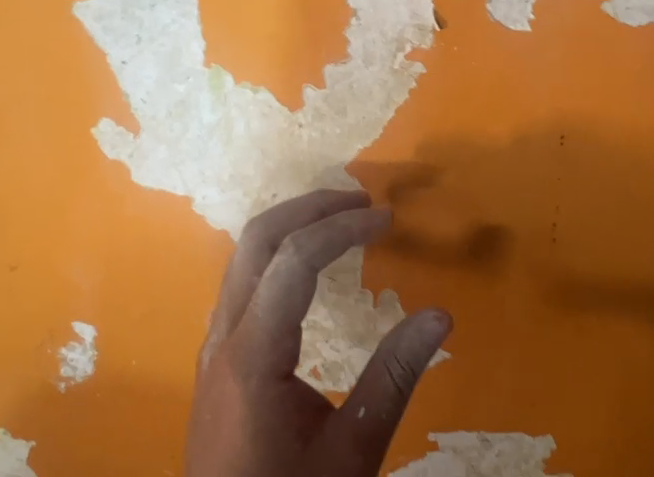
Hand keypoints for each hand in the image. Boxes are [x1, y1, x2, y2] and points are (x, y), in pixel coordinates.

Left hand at [185, 189, 452, 476]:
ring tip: (342, 221)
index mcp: (253, 354)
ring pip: (244, 257)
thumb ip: (393, 377)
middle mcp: (224, 337)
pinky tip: (310, 267)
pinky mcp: (217, 359)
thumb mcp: (352, 451)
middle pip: (257, 240)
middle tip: (362, 201)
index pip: (294, 259)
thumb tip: (440, 315)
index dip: (342, 227)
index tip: (385, 218)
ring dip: (292, 226)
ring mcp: (214, 346)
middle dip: (310, 207)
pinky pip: (243, 282)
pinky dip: (279, 254)